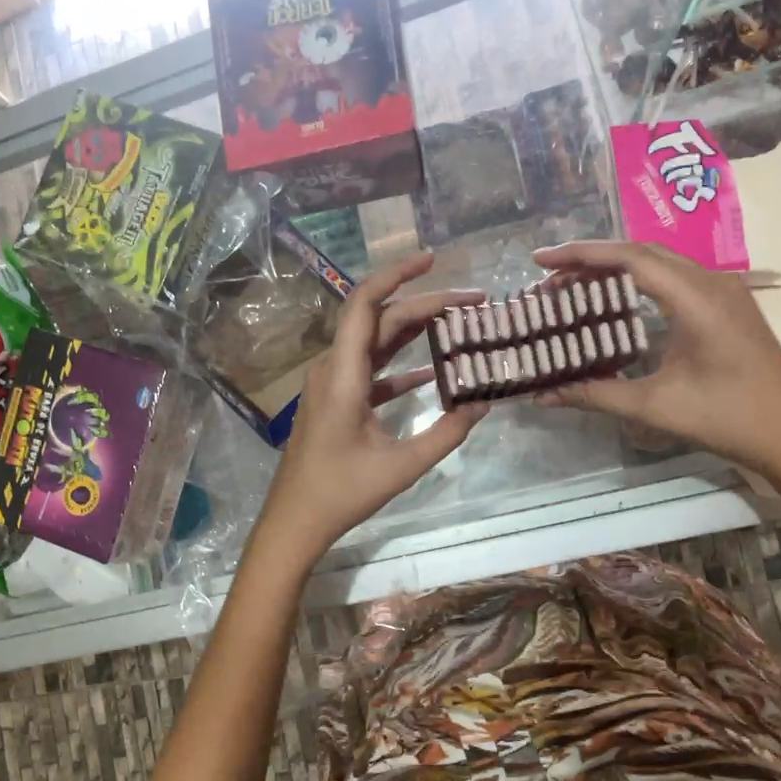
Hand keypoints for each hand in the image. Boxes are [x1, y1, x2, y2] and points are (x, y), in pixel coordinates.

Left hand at [255, 254, 487, 564]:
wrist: (295, 521)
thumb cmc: (342, 493)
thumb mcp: (402, 465)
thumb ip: (447, 433)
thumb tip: (486, 403)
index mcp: (343, 374)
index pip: (365, 304)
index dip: (396, 274)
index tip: (432, 259)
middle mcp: (334, 370)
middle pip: (379, 321)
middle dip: (425, 305)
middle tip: (473, 303)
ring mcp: (332, 386)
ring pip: (375, 344)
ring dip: (414, 333)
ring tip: (461, 327)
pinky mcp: (335, 404)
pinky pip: (370, 372)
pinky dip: (401, 367)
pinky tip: (435, 372)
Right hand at [532, 241, 780, 487]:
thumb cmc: (728, 418)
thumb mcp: (654, 407)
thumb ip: (594, 394)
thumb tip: (541, 395)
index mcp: (696, 298)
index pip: (630, 258)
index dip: (581, 254)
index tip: (539, 261)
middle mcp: (712, 283)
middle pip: (642, 253)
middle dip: (591, 260)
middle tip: (548, 280)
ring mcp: (724, 292)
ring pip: (659, 263)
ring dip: (614, 269)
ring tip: (572, 287)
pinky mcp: (728, 307)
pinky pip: (674, 278)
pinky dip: (637, 281)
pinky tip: (615, 301)